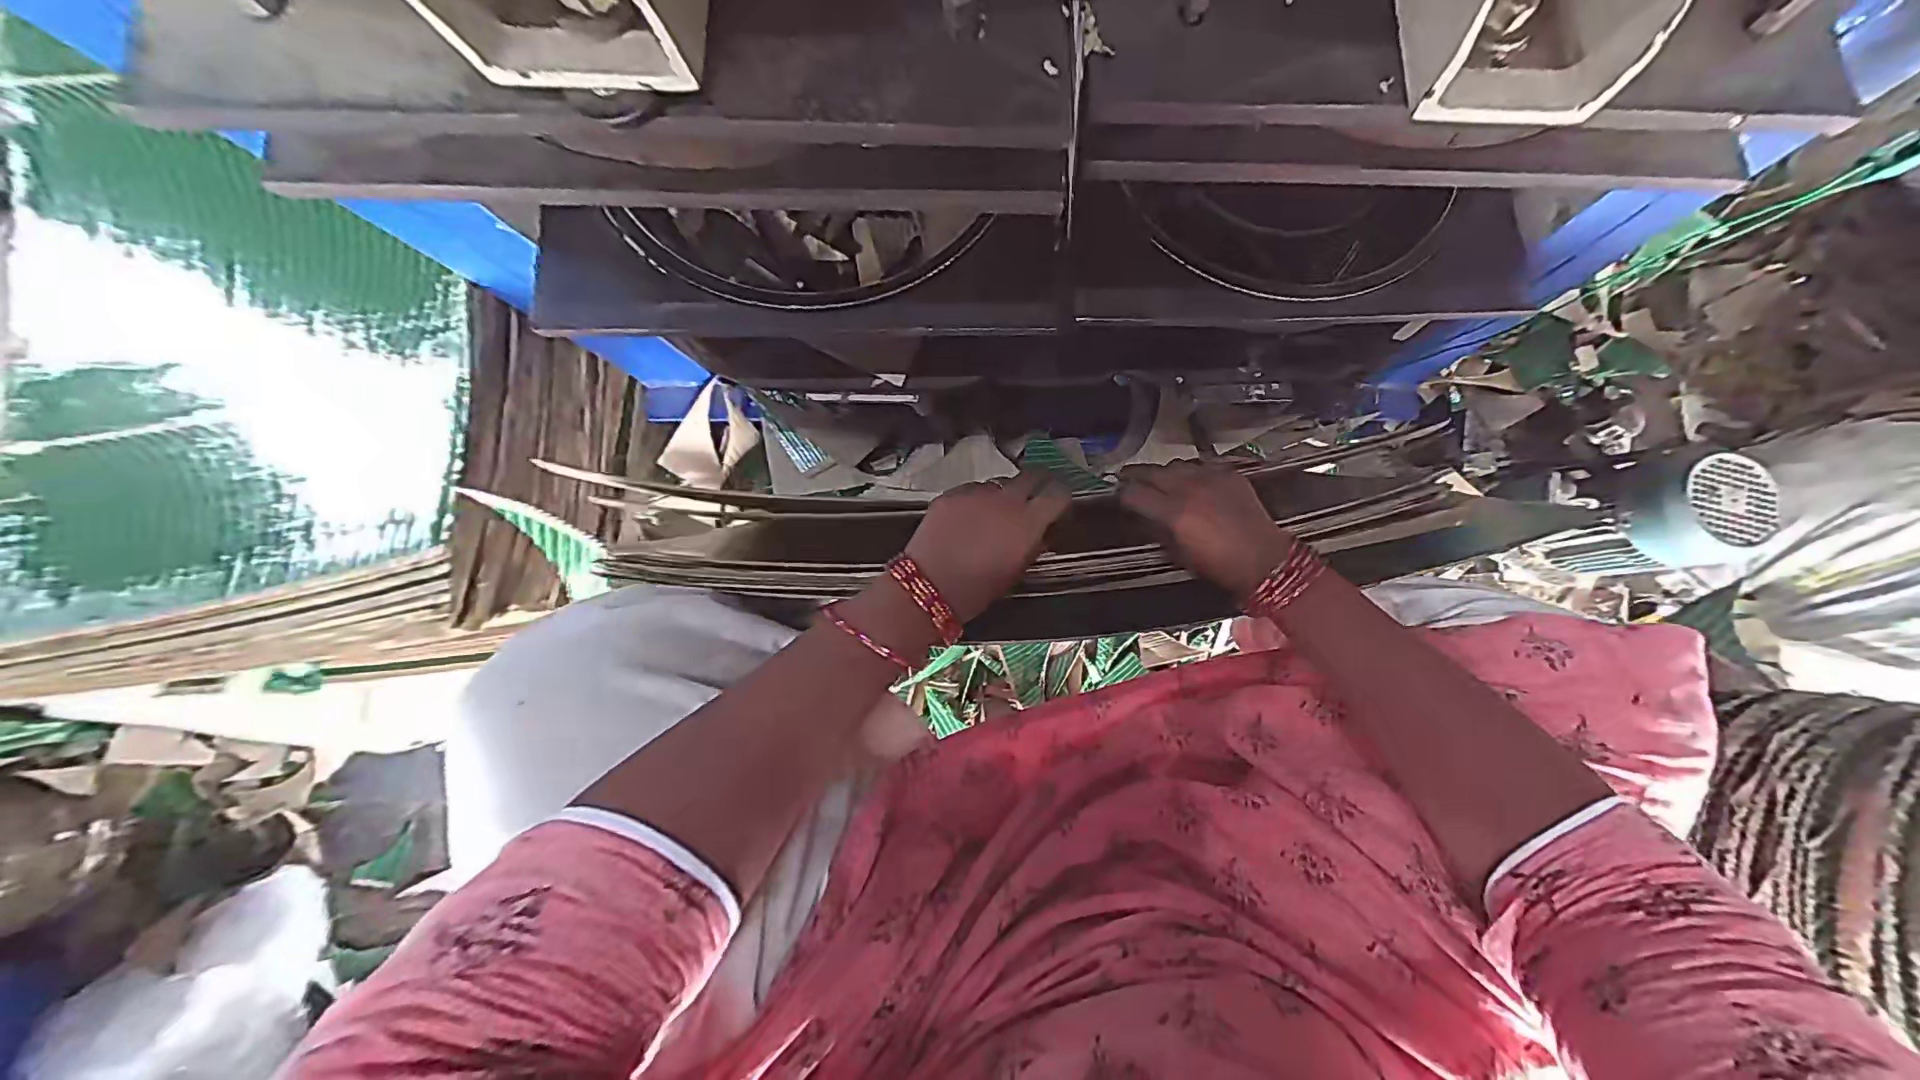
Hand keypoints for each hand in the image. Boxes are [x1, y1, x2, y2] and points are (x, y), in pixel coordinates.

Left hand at [900, 471, 1070, 620]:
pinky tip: (966, 518)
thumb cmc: (977, 589)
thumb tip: (1040, 534)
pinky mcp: (951, 494)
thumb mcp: (1015, 573)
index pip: (1058, 494)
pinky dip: (975, 499)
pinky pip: (972, 489)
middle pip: (1031, 476)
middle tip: (1032, 498)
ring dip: (1003, 494)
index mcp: (1028, 522)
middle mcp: (1006, 500)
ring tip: (993, 513)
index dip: (1061, 497)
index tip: (1058, 504)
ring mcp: (977, 493)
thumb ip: (1032, 547)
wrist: (929, 585)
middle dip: (1036, 484)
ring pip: (999, 483)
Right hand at [1116, 460, 1294, 599]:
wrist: (1264, 560)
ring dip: (1164, 472)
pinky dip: (1192, 470)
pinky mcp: (1230, 474)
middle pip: (1151, 472)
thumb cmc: (1219, 565)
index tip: (1120, 496)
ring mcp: (1211, 478)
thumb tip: (1145, 518)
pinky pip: (1202, 463)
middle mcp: (1190, 489)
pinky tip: (1191, 479)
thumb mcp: (1178, 554)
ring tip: (1161, 479)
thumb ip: (1157, 531)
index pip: (1135, 493)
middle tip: (1128, 478)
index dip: (1123, 494)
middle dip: (1136, 475)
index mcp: (1174, 513)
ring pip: (1176, 464)